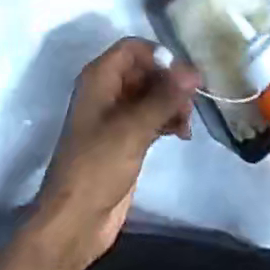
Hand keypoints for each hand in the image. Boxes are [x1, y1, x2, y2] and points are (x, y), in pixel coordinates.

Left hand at [0, 37, 200, 269]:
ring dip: (171, 103)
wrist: (75, 221)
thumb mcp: (133, 128)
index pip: (132, 49)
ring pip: (150, 94)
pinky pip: (151, 116)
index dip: (158, 56)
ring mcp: (116, 116)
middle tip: (192, 102)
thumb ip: (164, 97)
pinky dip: (167, 120)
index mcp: (99, 78)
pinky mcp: (125, 139)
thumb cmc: (97, 165)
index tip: (183, 75)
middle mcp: (107, 90)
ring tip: (187, 123)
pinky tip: (182, 134)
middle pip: (144, 70)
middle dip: (169, 82)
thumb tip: (193, 70)